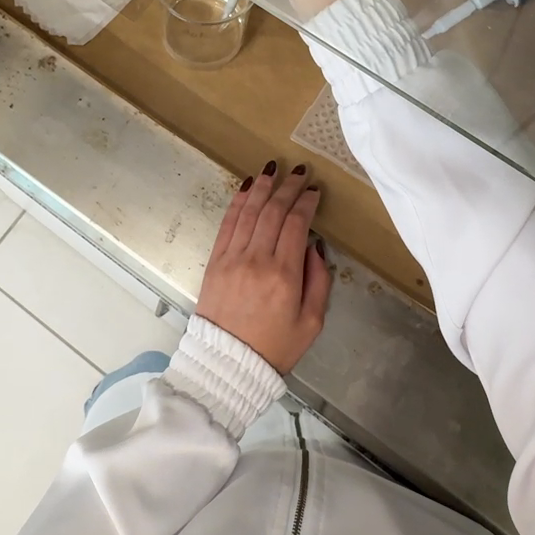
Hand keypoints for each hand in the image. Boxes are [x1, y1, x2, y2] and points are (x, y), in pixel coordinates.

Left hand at [196, 161, 332, 372]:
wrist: (227, 364)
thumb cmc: (274, 348)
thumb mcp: (312, 322)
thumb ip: (319, 281)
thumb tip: (314, 247)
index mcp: (284, 275)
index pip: (296, 224)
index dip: (306, 202)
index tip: (314, 190)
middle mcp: (257, 260)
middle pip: (273, 212)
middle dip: (287, 187)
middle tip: (299, 171)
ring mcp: (232, 258)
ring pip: (249, 212)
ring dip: (262, 188)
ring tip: (273, 170)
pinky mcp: (215, 261)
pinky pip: (228, 224)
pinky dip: (238, 202)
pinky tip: (247, 188)